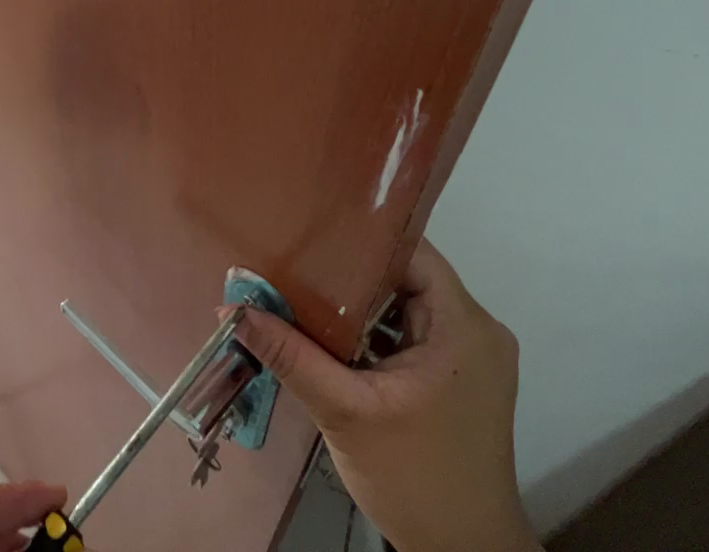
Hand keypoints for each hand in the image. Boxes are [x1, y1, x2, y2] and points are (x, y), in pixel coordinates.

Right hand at [233, 240, 540, 551]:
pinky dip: (370, 335)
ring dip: (356, 307)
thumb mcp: (344, 411)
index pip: (413, 253)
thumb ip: (290, 355)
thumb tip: (233, 310)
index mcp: (464, 326)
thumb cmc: (414, 477)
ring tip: (301, 292)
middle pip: (405, 278)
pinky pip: (408, 336)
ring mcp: (468, 358)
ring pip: (404, 309)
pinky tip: (327, 337)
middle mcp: (475, 331)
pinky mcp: (456, 380)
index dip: (362, 237)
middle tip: (292, 262)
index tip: (311, 231)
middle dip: (347, 273)